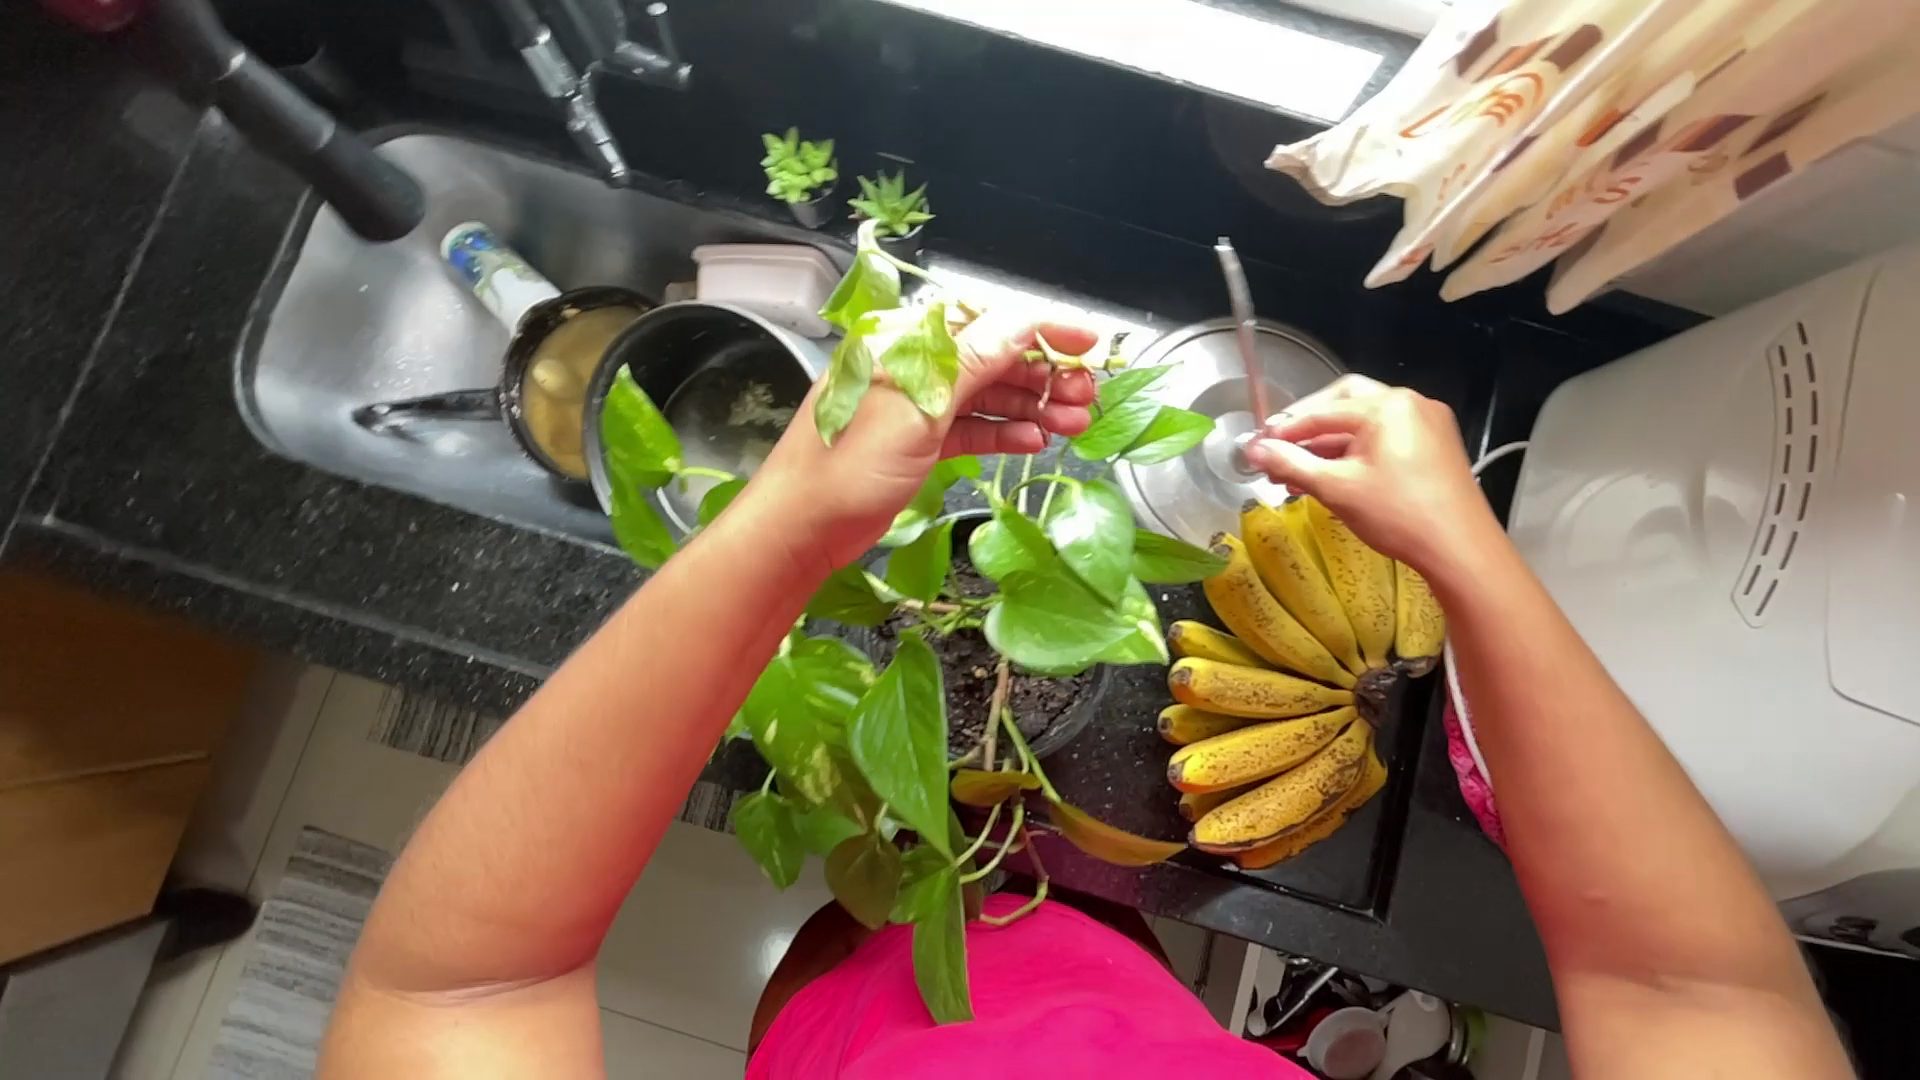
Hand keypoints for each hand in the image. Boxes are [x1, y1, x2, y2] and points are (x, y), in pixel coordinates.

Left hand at [750, 313, 1098, 572]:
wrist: (802, 529)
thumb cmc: (846, 468)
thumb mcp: (916, 411)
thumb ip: (972, 363)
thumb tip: (1020, 322)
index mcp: (902, 341)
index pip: (984, 320)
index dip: (1040, 328)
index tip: (1086, 342)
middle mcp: (911, 366)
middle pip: (992, 358)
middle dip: (1044, 375)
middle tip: (1086, 396)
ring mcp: (915, 406)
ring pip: (987, 396)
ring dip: (1032, 407)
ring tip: (1073, 422)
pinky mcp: (918, 442)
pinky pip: (971, 428)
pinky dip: (1003, 433)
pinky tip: (1032, 441)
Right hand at [1241, 375, 1497, 575]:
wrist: (1460, 548)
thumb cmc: (1398, 514)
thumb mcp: (1335, 487)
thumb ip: (1289, 464)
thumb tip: (1253, 451)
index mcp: (1387, 406)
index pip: (1320, 412)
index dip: (1283, 431)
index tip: (1257, 447)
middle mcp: (1409, 404)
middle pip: (1343, 403)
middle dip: (1308, 426)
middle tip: (1280, 447)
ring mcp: (1425, 423)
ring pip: (1362, 423)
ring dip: (1327, 444)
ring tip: (1298, 473)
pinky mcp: (1433, 445)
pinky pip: (1382, 438)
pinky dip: (1353, 452)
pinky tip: (1331, 476)